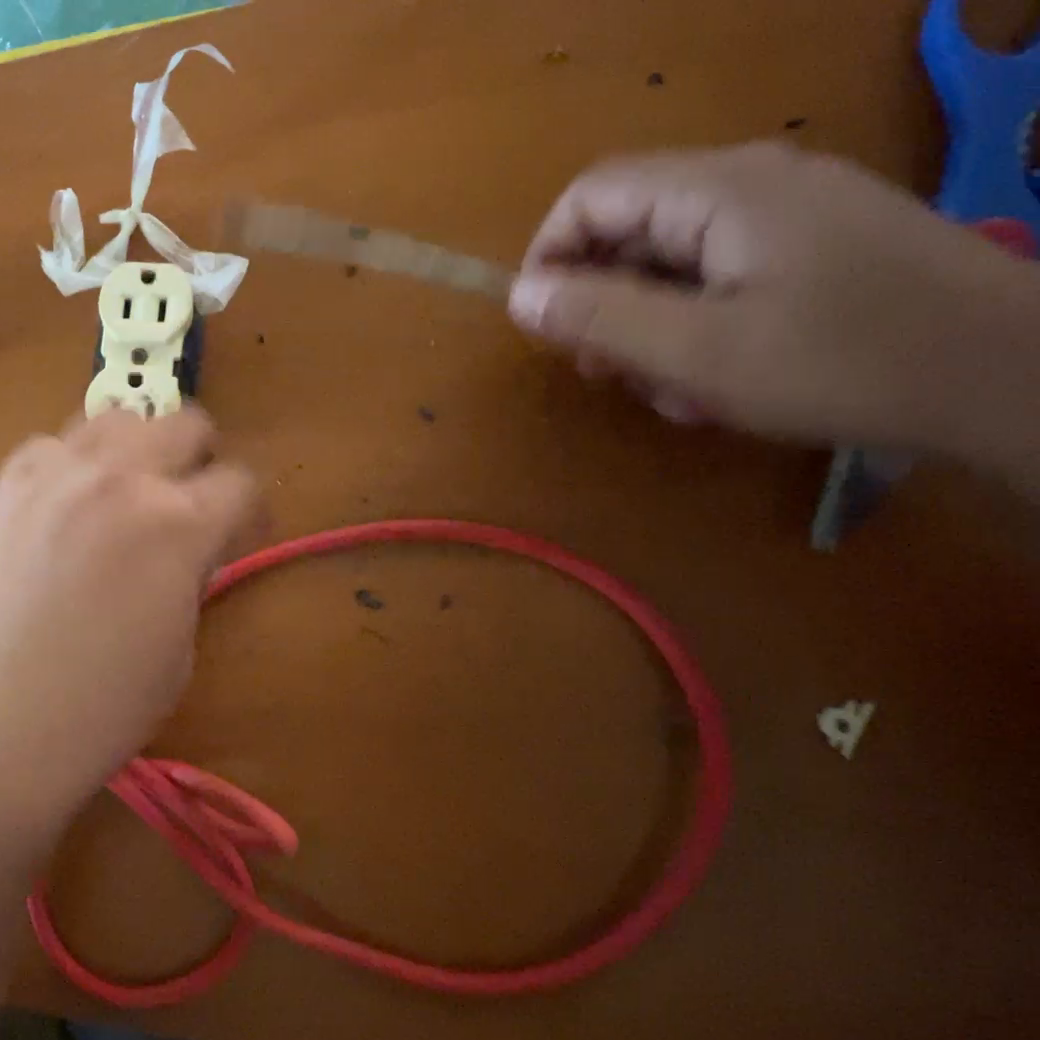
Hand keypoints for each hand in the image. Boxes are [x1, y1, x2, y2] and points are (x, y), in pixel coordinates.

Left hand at [0, 407, 259, 847]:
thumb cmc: (100, 710)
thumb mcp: (179, 648)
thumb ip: (191, 577)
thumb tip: (189, 549)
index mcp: (180, 523)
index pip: (243, 483)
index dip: (250, 513)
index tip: (241, 536)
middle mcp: (122, 476)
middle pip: (186, 423)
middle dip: (201, 463)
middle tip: (189, 508)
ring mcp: (57, 472)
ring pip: (119, 418)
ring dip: (137, 450)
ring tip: (126, 497)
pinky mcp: (8, 483)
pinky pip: (55, 442)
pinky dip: (73, 463)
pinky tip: (66, 507)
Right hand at [508, 142, 1039, 475]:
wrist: (1012, 377)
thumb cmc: (842, 362)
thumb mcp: (698, 352)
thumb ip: (599, 318)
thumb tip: (518, 295)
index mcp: (720, 191)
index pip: (591, 195)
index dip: (548, 257)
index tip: (545, 328)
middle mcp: (754, 182)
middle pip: (631, 227)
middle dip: (601, 301)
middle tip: (606, 374)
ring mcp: (795, 210)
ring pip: (675, 257)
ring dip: (649, 323)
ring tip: (671, 389)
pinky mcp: (822, 242)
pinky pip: (725, 270)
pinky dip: (699, 320)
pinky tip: (719, 375)